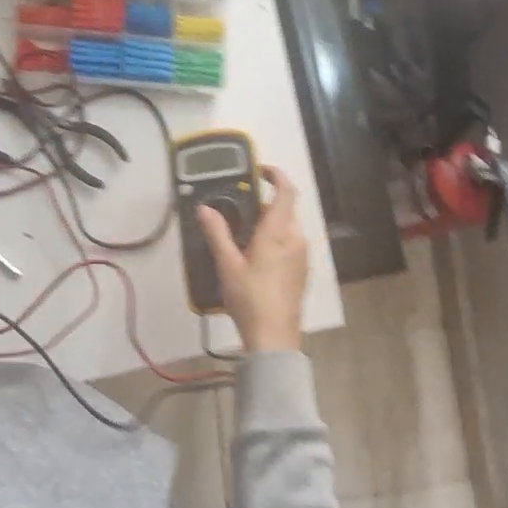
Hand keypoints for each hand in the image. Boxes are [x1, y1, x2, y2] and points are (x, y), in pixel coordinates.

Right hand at [196, 165, 308, 352]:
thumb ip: (217, 233)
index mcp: (279, 232)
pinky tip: (255, 257)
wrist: (274, 337)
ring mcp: (302, 256)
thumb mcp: (228, 265)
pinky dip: (274, 240)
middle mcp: (296, 239)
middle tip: (237, 209)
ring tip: (241, 235)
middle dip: (263, 204)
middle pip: (284, 210)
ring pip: (287, 228)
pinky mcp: (302, 272)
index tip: (260, 170)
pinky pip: (290, 245)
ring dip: (268, 224)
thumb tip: (204, 208)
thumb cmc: (250, 297)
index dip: (276, 176)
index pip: (286, 192)